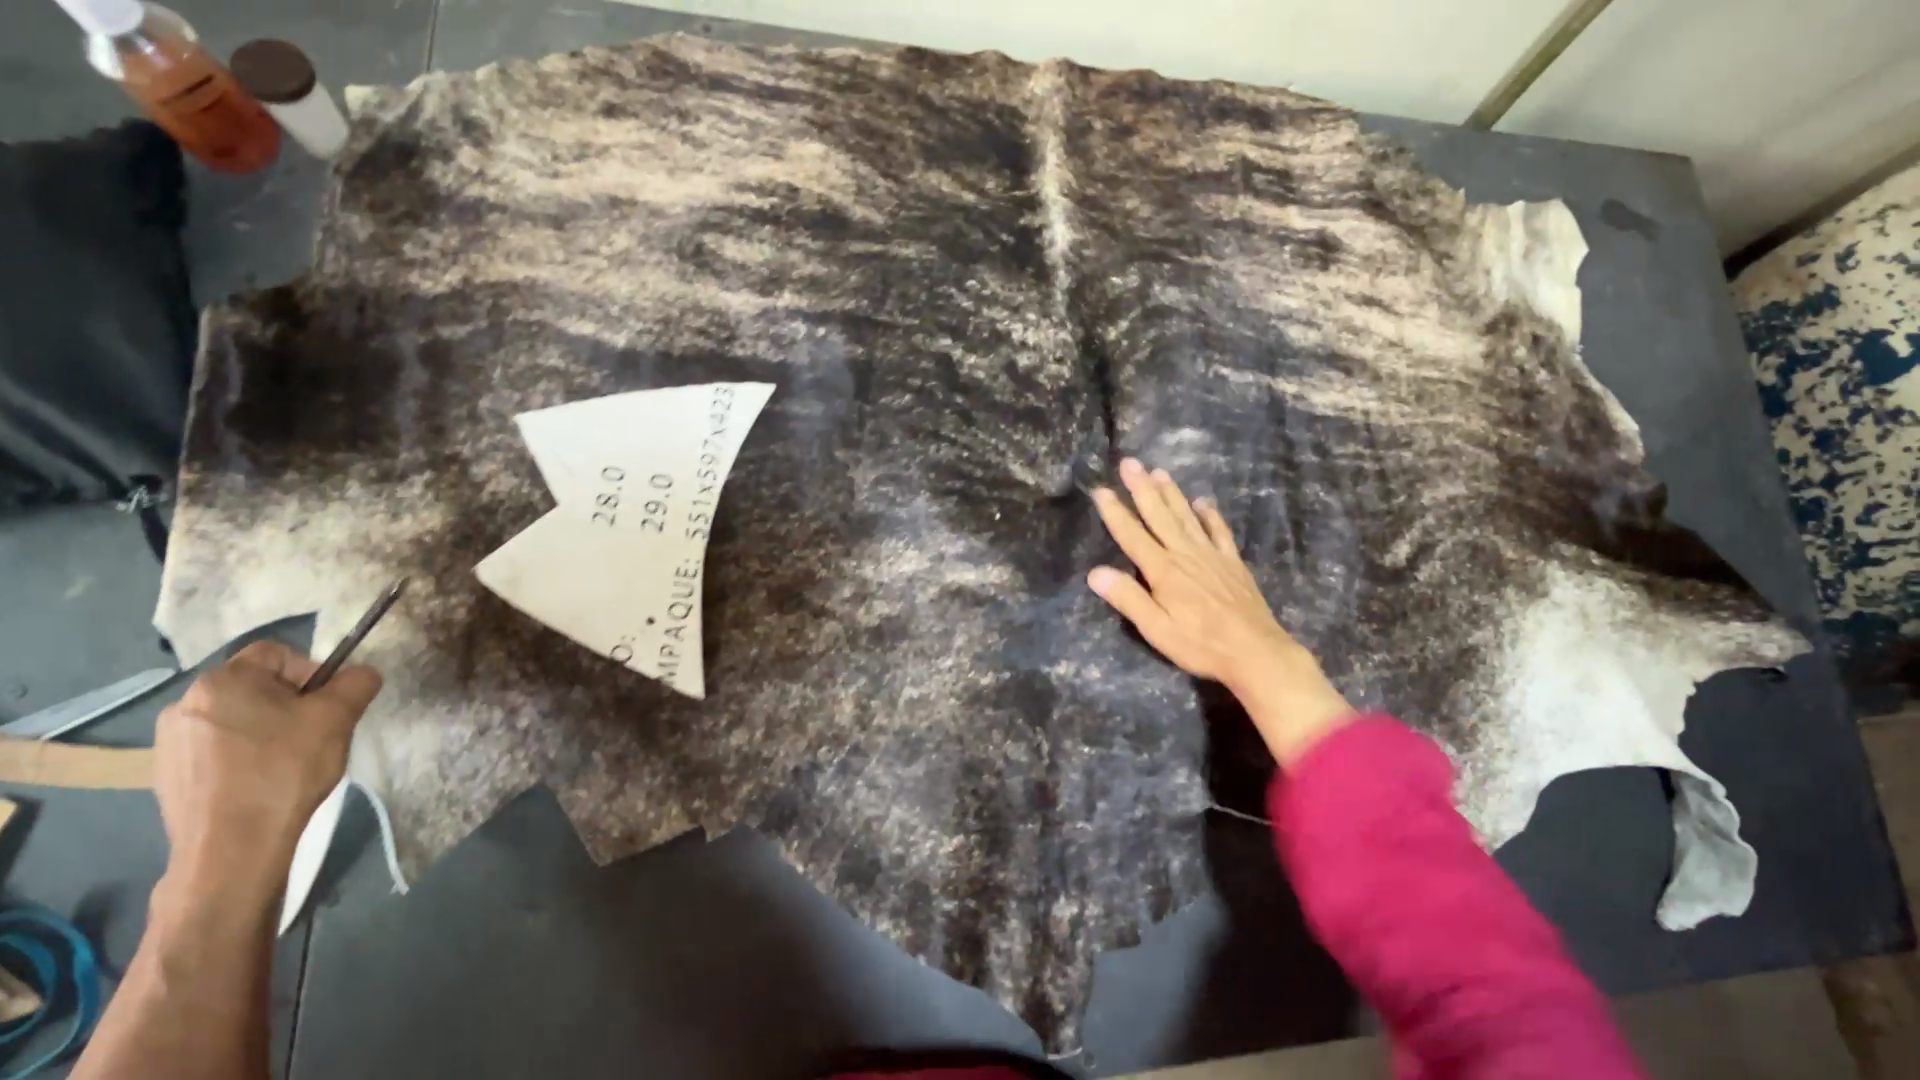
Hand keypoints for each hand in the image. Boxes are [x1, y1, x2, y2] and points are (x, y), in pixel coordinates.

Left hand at [153, 642, 381, 906]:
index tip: (328, 707)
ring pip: (234, 718)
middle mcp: (185, 702)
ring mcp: (169, 741)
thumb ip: (357, 683)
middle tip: (313, 734)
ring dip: (263, 730)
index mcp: (223, 680)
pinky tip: (257, 783)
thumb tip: (361, 674)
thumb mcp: (338, 718)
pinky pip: (214, 749)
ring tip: (285, 762)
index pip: (277, 654)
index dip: (311, 673)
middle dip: (288, 704)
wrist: (231, 847)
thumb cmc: (285, 771)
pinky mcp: (165, 774)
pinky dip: (239, 756)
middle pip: (254, 686)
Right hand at [1088, 458, 1352, 764]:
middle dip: (1142, 488)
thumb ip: (1128, 598)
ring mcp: (1211, 555)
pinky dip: (1209, 514)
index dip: (1115, 512)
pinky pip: (1219, 530)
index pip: (1132, 535)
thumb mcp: (1157, 629)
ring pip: (1186, 516)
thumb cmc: (1201, 644)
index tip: (1100, 490)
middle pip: (1159, 515)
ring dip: (1171, 493)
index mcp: (1163, 571)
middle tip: (1130, 463)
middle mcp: (1185, 555)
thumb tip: (1095, 572)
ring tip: (1159, 471)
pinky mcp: (1232, 562)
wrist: (1255, 651)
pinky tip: (1203, 502)